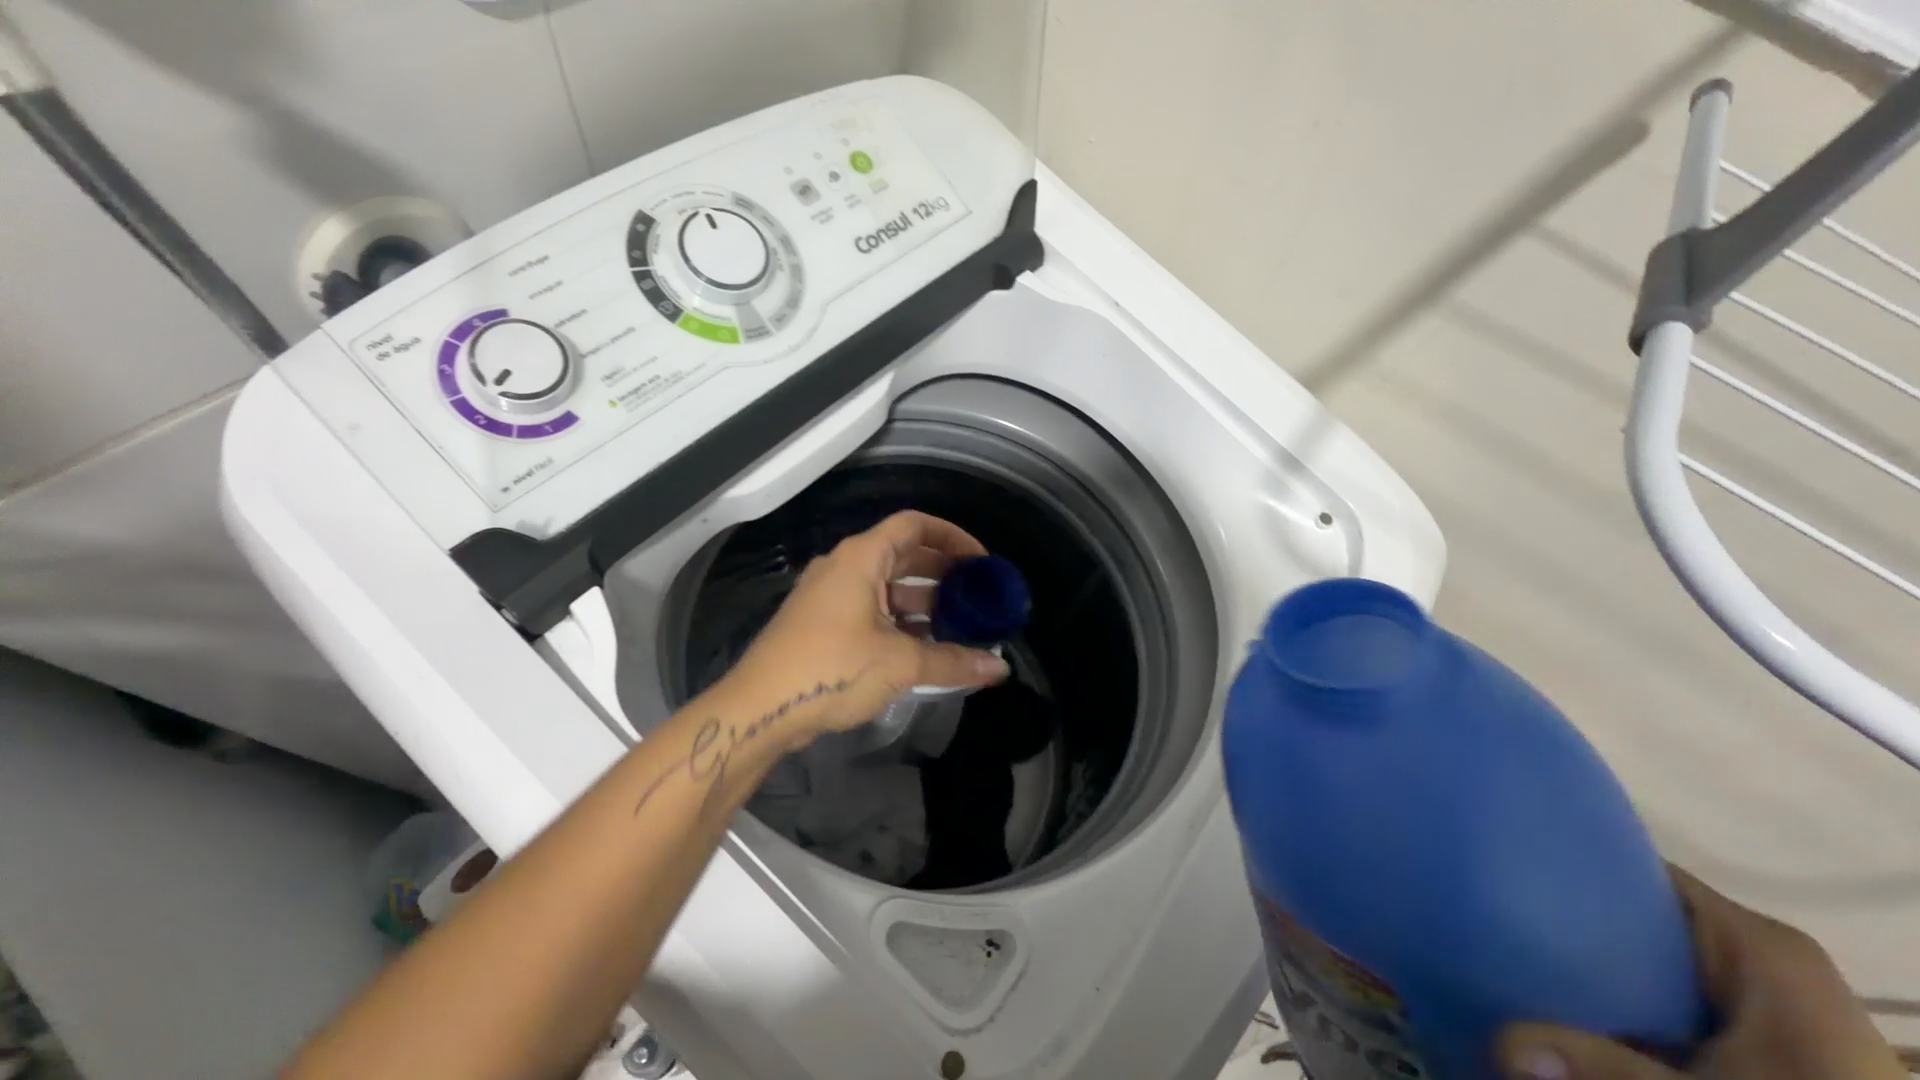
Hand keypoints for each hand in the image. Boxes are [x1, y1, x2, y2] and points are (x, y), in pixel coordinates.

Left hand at [720, 511, 1010, 742]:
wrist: (760, 708)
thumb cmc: (830, 668)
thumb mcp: (899, 663)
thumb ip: (953, 661)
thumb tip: (1000, 669)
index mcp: (860, 558)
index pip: (914, 526)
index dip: (952, 536)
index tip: (981, 562)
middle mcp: (844, 568)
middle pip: (903, 556)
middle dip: (944, 574)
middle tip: (979, 596)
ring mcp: (830, 597)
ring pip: (888, 589)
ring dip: (924, 605)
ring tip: (962, 627)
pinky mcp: (823, 626)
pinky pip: (872, 612)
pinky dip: (901, 624)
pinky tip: (927, 651)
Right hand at [1499, 869, 1906, 1079]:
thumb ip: (1604, 1067)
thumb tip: (1499, 1042)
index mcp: (1757, 943)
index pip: (1643, 874)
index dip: (1571, 873)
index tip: (1507, 879)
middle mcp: (1759, 957)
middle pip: (1641, 923)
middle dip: (1572, 938)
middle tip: (1501, 938)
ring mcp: (1766, 1000)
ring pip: (1653, 969)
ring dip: (1597, 984)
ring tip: (1522, 978)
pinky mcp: (1766, 1041)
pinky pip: (1676, 1005)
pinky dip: (1630, 1015)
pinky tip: (1581, 1026)